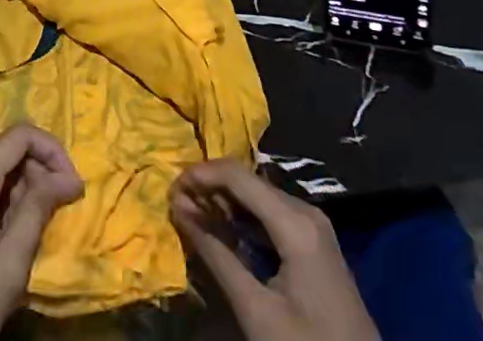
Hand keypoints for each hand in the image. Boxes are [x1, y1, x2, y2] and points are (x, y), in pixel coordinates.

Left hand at [0, 126, 83, 340]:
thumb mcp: (12, 259)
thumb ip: (39, 207)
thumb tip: (70, 177)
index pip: (21, 135)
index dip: (53, 151)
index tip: (73, 184)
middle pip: (9, 147)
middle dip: (40, 171)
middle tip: (57, 209)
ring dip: (25, 185)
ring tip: (36, 224)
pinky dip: (7, 195)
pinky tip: (13, 228)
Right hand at [171, 160, 378, 340]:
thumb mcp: (255, 308)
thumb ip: (216, 254)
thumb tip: (180, 209)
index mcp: (295, 222)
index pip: (238, 177)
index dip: (201, 175)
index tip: (169, 188)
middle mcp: (306, 211)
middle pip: (249, 182)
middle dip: (210, 186)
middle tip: (176, 203)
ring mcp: (313, 224)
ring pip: (259, 195)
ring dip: (224, 201)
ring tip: (191, 213)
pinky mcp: (314, 240)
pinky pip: (272, 213)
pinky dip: (243, 216)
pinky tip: (222, 228)